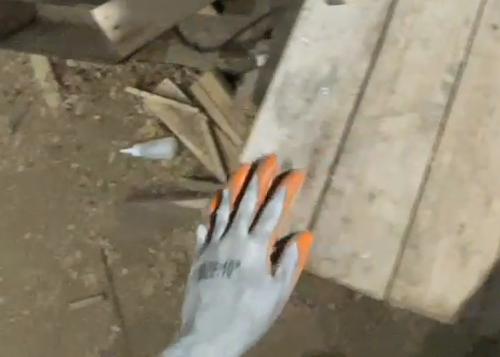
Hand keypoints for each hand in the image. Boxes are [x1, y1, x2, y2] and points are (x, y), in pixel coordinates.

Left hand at [163, 155, 312, 356]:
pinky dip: (208, 220)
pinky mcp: (198, 261)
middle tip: (264, 160)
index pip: (272, 211)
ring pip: (222, 213)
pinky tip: (209, 212)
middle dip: (256, 180)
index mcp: (256, 246)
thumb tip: (302, 235)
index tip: (292, 172)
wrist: (207, 339)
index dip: (283, 190)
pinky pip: (203, 234)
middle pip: (246, 204)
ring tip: (236, 174)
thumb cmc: (249, 316)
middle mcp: (234, 240)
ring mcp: (213, 249)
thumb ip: (289, 262)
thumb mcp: (277, 293)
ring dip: (231, 192)